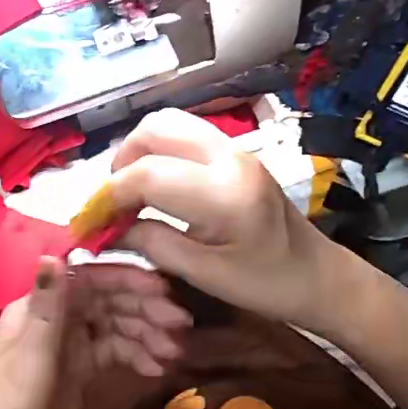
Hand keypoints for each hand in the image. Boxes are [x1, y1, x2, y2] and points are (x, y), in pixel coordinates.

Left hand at [0, 258, 187, 408]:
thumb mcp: (31, 362)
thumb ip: (46, 308)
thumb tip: (50, 252)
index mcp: (34, 308)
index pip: (85, 279)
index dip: (124, 280)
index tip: (163, 290)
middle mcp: (52, 319)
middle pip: (104, 299)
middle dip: (143, 307)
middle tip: (182, 324)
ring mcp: (67, 345)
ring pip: (114, 324)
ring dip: (145, 332)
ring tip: (175, 351)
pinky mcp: (81, 370)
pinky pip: (114, 349)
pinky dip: (136, 353)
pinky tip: (158, 367)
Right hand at [107, 109, 343, 329]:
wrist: (318, 274)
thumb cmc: (266, 285)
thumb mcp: (204, 274)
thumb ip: (152, 244)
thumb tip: (107, 228)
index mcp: (223, 193)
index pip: (147, 174)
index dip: (109, 196)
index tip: (89, 222)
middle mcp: (228, 157)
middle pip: (155, 130)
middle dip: (122, 161)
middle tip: (113, 201)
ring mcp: (233, 148)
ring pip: (168, 124)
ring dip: (138, 152)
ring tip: (130, 191)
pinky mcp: (233, 151)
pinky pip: (183, 134)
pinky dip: (157, 151)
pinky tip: (154, 185)